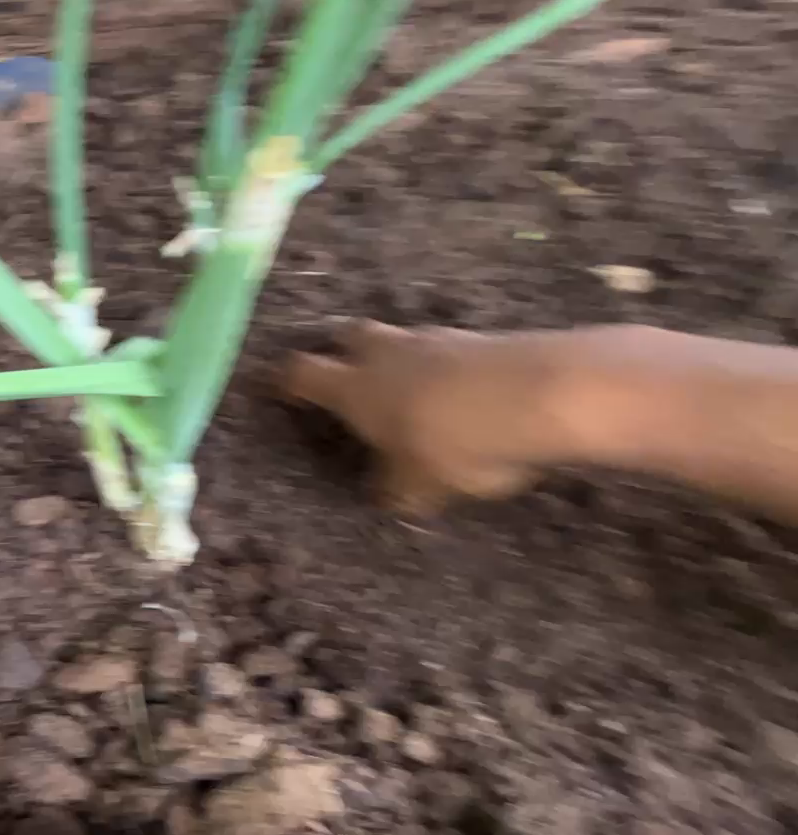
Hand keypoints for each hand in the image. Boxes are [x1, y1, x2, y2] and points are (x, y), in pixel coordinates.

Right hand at [280, 319, 571, 514]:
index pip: (301, 373)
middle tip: (342, 370)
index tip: (279, 387)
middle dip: (339, 349)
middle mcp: (386, 356)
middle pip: (347, 337)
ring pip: (403, 341)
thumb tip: (386, 497)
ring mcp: (439, 341)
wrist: (555, 395)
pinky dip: (449, 366)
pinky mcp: (488, 338)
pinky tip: (464, 392)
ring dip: (400, 357)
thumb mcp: (420, 484)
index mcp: (353, 388)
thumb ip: (397, 488)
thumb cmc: (457, 442)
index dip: (286, 379)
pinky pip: (452, 349)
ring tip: (410, 387)